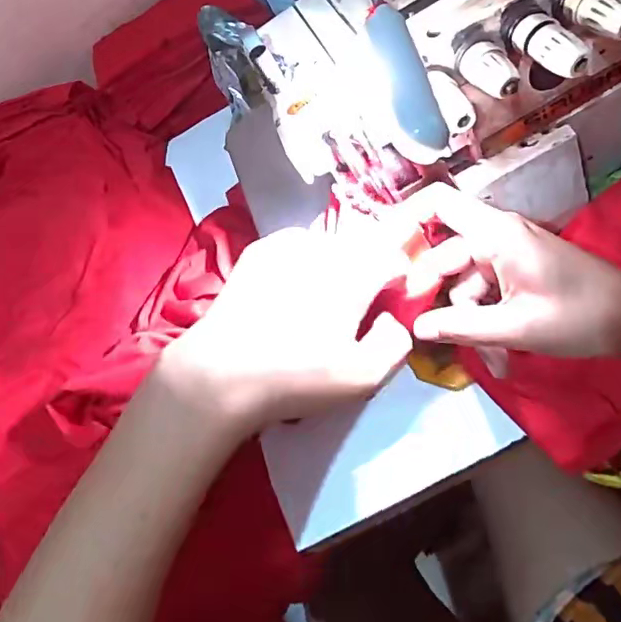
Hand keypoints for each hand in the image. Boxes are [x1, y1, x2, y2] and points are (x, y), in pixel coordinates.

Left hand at [156, 222, 416, 436]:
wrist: (222, 373)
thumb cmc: (297, 376)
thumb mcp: (363, 376)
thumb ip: (395, 342)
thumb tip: (392, 319)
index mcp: (355, 272)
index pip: (395, 260)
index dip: (399, 284)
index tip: (388, 309)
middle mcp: (324, 247)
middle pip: (362, 248)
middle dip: (367, 272)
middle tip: (353, 311)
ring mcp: (287, 244)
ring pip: (329, 244)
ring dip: (335, 265)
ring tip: (319, 302)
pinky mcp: (259, 250)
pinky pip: (296, 245)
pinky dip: (303, 260)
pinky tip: (290, 290)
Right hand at [398, 183, 620, 359]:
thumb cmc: (578, 316)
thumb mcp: (516, 328)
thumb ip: (462, 326)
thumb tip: (416, 329)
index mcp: (495, 233)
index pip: (437, 206)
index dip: (406, 223)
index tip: (385, 258)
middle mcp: (497, 234)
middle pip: (447, 255)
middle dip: (443, 298)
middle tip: (432, 334)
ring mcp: (509, 252)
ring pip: (467, 279)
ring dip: (471, 317)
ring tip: (489, 358)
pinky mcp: (520, 269)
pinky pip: (488, 288)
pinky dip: (488, 316)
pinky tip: (499, 351)